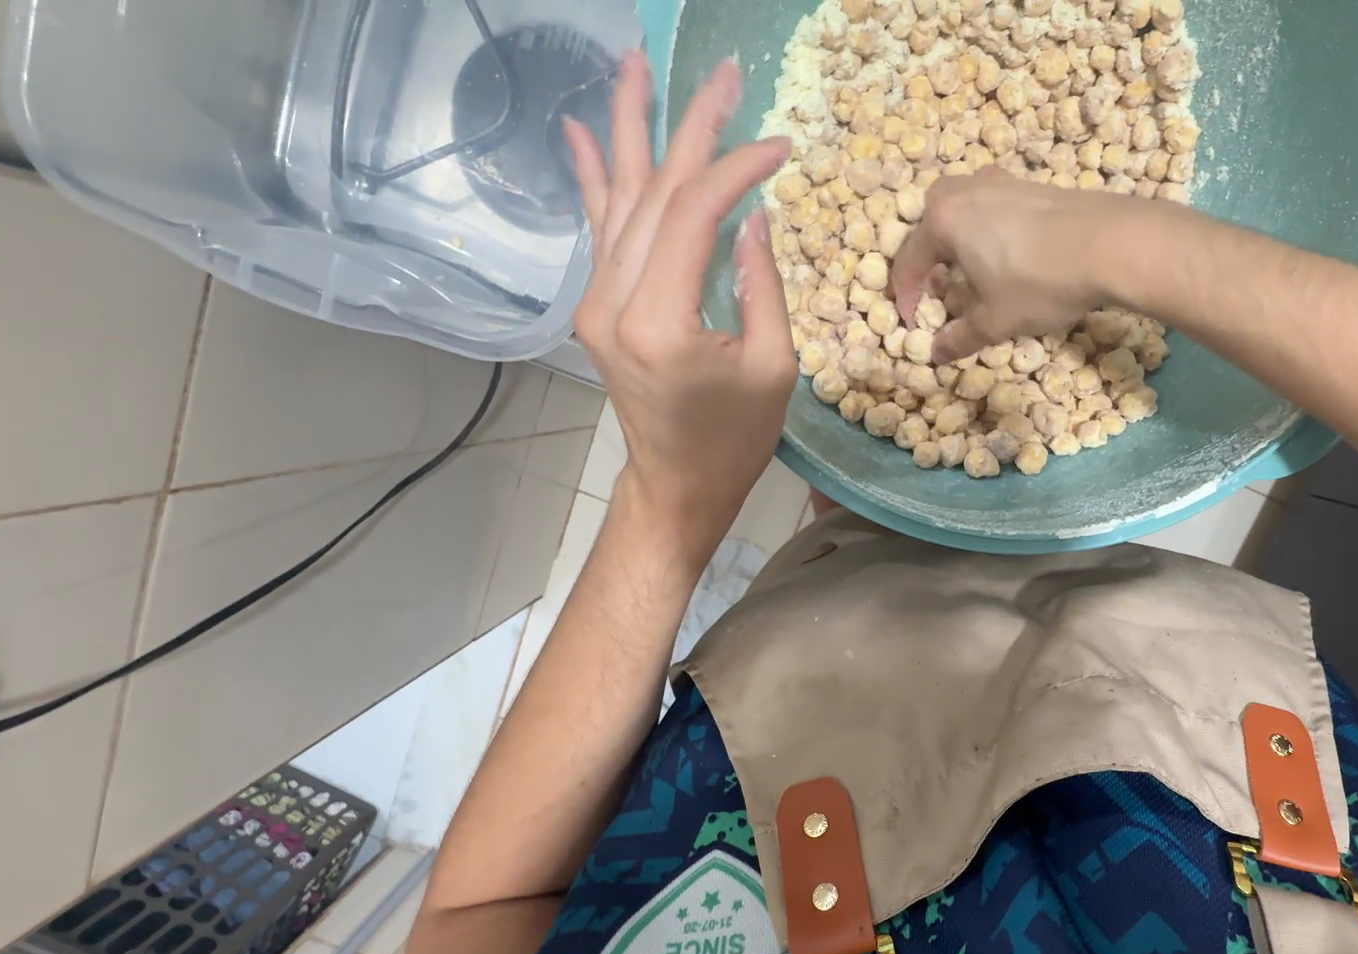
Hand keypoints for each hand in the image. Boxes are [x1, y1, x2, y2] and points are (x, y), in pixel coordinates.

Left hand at [564, 52, 793, 567]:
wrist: (675, 485)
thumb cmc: (734, 439)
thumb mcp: (773, 367)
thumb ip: (761, 283)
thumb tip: (754, 215)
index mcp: (662, 320)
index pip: (696, 213)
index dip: (737, 170)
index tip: (779, 145)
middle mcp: (614, 300)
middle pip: (653, 191)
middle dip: (691, 128)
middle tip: (723, 72)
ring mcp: (597, 301)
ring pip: (616, 198)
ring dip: (628, 128)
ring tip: (635, 64)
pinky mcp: (596, 308)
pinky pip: (599, 230)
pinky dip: (591, 177)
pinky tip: (579, 129)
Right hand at [891, 168, 1144, 363]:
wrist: (1114, 244)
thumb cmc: (1040, 284)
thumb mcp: (995, 322)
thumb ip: (959, 337)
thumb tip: (935, 353)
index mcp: (944, 220)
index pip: (910, 261)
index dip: (907, 297)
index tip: (913, 323)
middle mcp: (966, 191)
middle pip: (931, 221)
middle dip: (928, 256)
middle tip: (938, 288)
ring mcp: (1002, 182)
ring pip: (964, 208)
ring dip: (958, 239)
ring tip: (972, 272)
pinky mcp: (1034, 185)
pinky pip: (994, 206)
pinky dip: (988, 230)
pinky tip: (1008, 257)